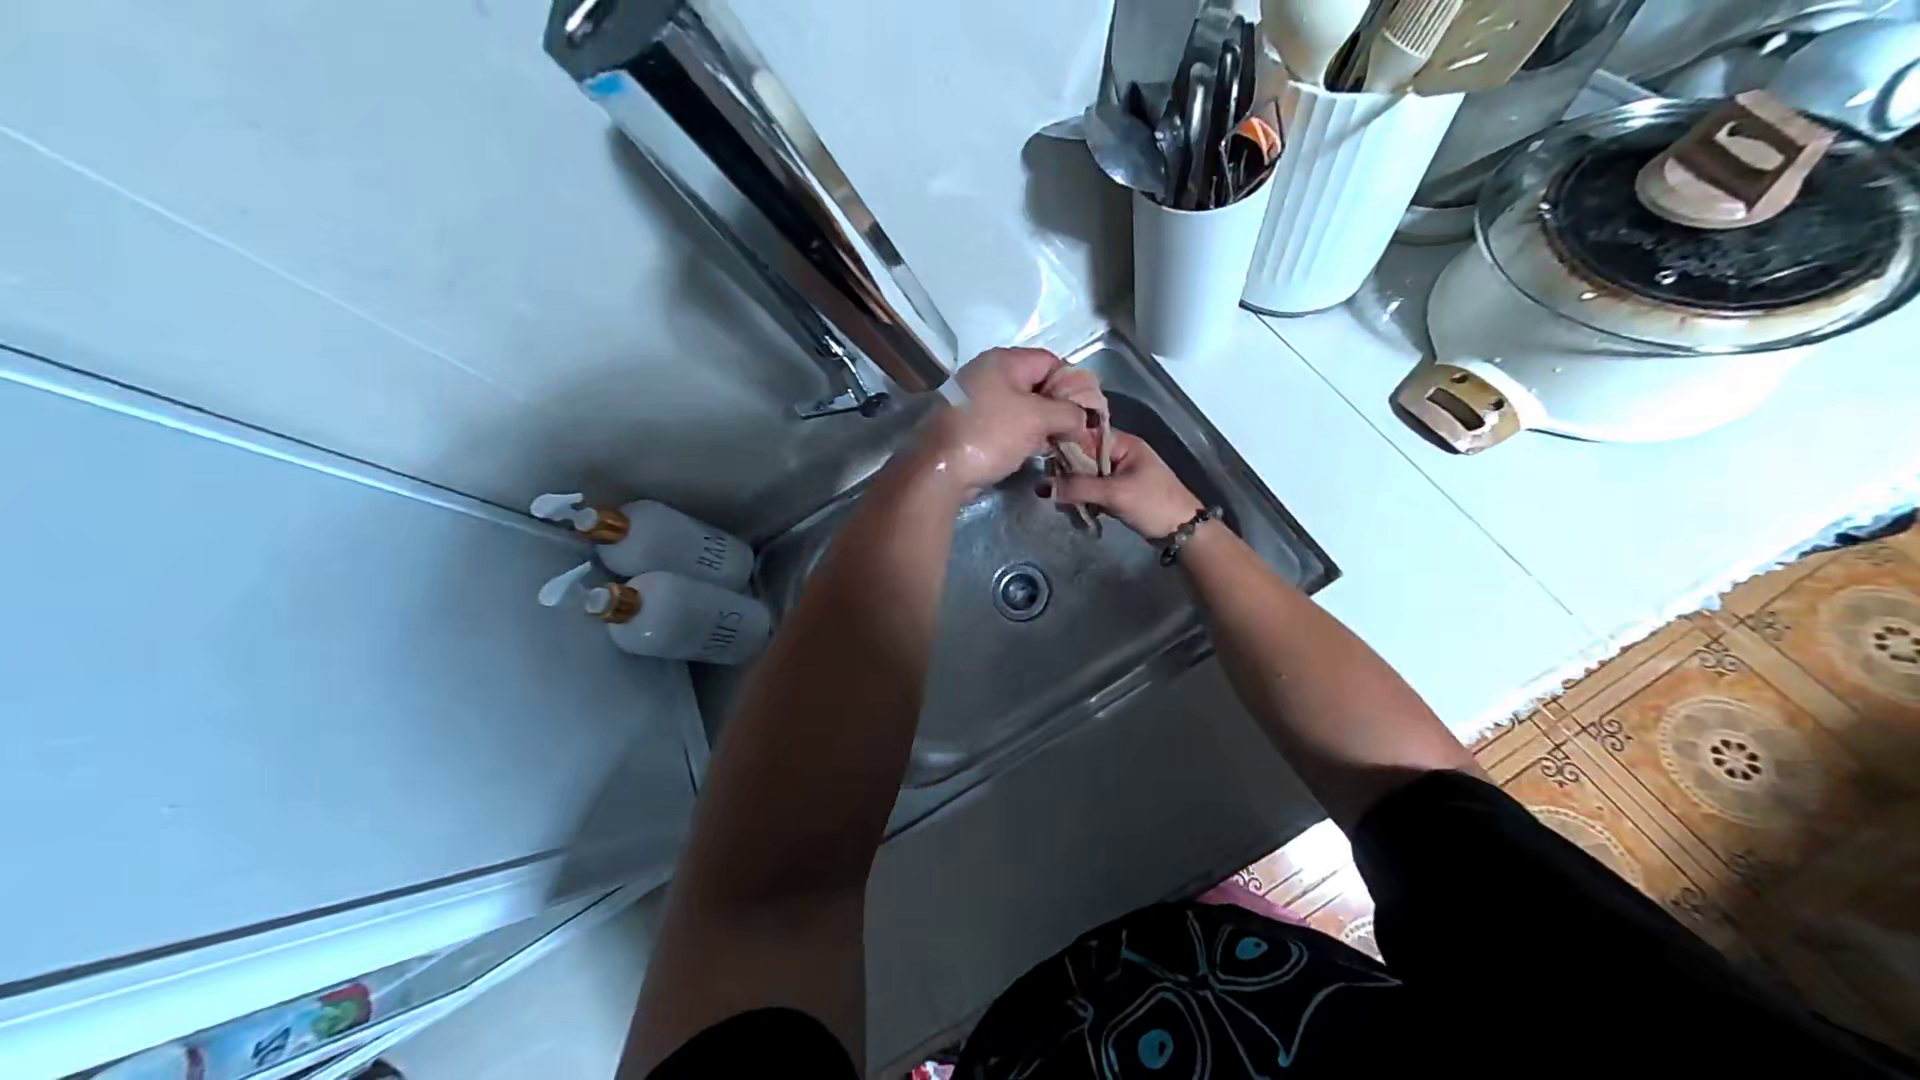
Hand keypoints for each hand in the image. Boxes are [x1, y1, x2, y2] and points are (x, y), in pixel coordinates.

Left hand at [915, 347, 1088, 493]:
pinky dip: (1023, 435)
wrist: (941, 469)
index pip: (1050, 361)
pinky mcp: (971, 426)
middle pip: (1036, 384)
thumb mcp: (1037, 419)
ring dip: (1042, 424)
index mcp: (1003, 361)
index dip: (1073, 382)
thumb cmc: (990, 434)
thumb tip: (1083, 418)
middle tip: (1077, 429)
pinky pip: (1006, 424)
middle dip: (1059, 406)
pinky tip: (1036, 450)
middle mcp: (988, 374)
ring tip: (1060, 442)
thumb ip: (1068, 412)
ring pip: (1022, 407)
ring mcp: (977, 400)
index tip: (1087, 408)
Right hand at [1054, 431, 1204, 539]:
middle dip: (1066, 473)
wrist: (1182, 531)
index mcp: (1123, 444)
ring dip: (1074, 489)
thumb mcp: (1115, 494)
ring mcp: (1120, 473)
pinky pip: (1094, 490)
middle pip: (1084, 457)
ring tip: (1059, 502)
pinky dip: (1084, 499)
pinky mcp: (1119, 491)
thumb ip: (1079, 488)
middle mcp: (1120, 454)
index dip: (1064, 446)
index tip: (1043, 460)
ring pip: (1087, 476)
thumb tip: (1045, 486)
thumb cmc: (1153, 504)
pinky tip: (1074, 509)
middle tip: (1046, 488)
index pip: (1086, 436)